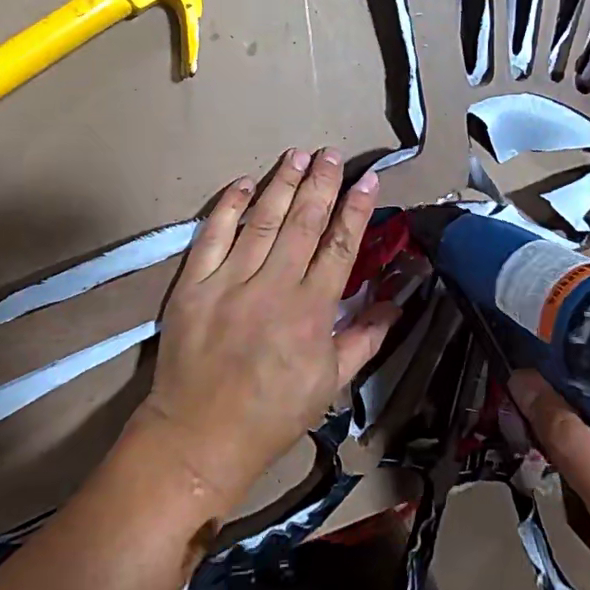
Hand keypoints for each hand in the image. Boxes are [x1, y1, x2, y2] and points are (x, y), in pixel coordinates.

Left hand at [135, 148, 398, 514]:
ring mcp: (229, 282)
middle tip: (331, 154)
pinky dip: (228, 206)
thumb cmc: (271, 414)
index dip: (356, 210)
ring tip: (297, 155)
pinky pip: (212, 235)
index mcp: (310, 312)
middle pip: (302, 222)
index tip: (368, 180)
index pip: (339, 247)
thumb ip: (364, 338)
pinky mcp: (193, 284)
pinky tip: (244, 183)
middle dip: (320, 183)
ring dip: (281, 184)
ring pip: (261, 220)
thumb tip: (396, 303)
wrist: (199, 436)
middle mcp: (272, 287)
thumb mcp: (328, 384)